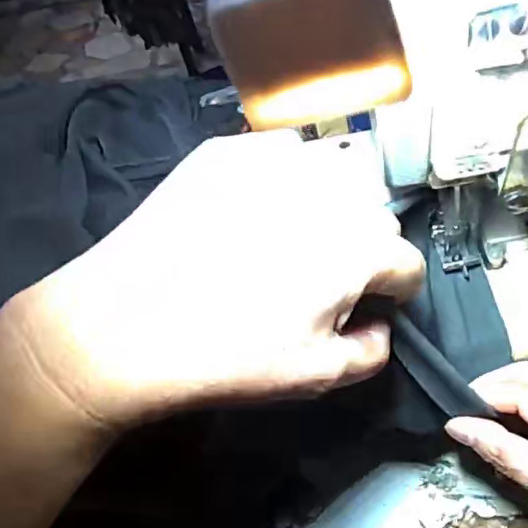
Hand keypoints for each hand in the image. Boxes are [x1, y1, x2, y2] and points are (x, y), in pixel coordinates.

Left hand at [0, 130, 423, 441]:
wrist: (119, 328)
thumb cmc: (228, 358)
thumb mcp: (317, 376)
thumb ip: (373, 352)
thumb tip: (379, 323)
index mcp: (361, 248)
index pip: (408, 265)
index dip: (394, 294)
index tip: (368, 307)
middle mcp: (331, 193)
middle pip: (378, 218)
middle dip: (366, 249)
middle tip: (326, 279)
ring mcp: (277, 163)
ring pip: (338, 176)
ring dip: (336, 207)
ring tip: (299, 236)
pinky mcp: (230, 151)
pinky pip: (285, 155)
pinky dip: (287, 179)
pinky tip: (258, 210)